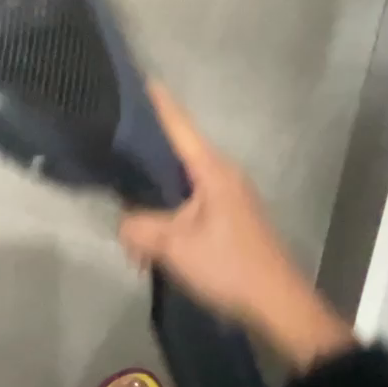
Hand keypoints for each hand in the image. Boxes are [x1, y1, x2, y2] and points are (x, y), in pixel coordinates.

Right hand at [119, 83, 356, 370]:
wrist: (281, 310)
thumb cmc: (229, 267)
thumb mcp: (172, 246)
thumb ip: (137, 227)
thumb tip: (123, 223)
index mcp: (211, 170)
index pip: (178, 124)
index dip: (155, 100)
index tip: (134, 76)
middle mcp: (220, 174)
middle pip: (173, 147)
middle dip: (142, 142)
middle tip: (106, 133)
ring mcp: (225, 196)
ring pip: (176, 178)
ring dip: (149, 184)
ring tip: (116, 183)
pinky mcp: (224, 218)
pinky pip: (183, 199)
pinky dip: (162, 204)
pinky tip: (143, 220)